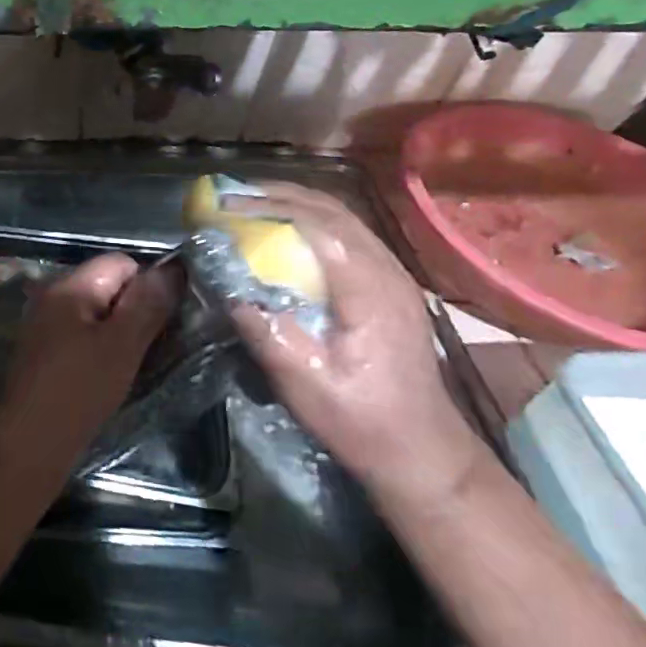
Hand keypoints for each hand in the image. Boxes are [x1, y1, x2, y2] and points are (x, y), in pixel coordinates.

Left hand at [0, 253, 176, 477]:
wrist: (30, 439)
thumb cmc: (79, 389)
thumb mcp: (122, 345)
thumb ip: (146, 304)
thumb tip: (172, 268)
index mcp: (70, 285)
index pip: (121, 262)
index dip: (149, 284)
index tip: (168, 319)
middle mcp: (53, 293)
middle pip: (107, 283)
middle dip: (136, 306)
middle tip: (159, 341)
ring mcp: (45, 319)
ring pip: (96, 309)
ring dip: (120, 328)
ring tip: (140, 358)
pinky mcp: (44, 346)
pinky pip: (81, 330)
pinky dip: (101, 343)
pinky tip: (113, 370)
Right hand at [223, 183, 484, 499]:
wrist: (421, 451)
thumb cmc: (360, 420)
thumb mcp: (303, 384)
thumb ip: (265, 332)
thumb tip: (226, 289)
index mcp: (370, 293)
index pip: (319, 228)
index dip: (269, 209)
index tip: (224, 207)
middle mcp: (388, 273)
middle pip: (332, 210)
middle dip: (277, 195)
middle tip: (228, 195)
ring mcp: (394, 275)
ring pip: (343, 215)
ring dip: (294, 201)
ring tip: (248, 201)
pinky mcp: (389, 283)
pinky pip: (348, 231)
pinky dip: (309, 217)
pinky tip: (283, 227)